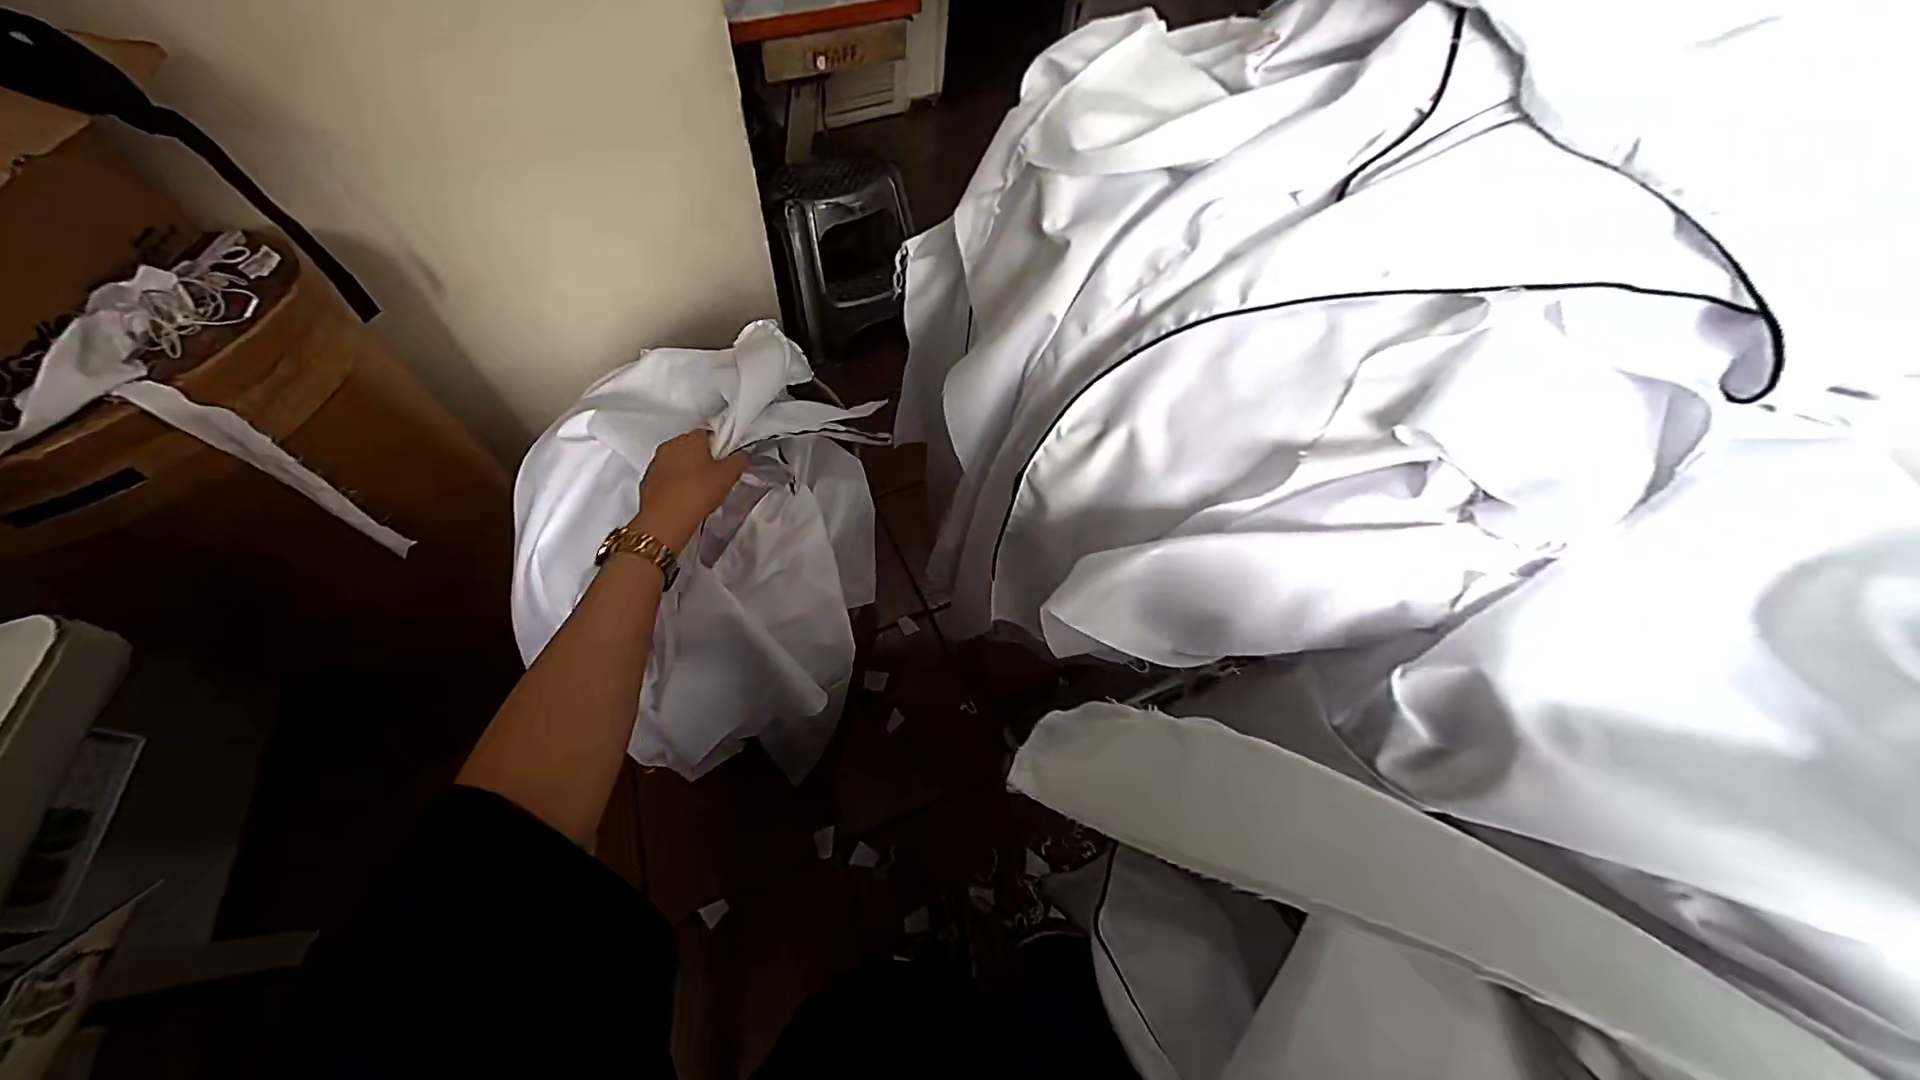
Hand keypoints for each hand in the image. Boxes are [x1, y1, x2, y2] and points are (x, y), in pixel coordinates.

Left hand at [631, 431, 749, 549]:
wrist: (666, 519)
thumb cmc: (699, 491)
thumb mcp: (729, 476)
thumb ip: (739, 461)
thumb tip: (743, 455)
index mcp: (691, 438)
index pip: (708, 434)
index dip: (719, 447)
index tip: (726, 462)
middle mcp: (670, 445)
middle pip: (690, 446)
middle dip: (702, 457)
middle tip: (715, 476)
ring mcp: (656, 462)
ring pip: (677, 461)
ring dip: (687, 470)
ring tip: (699, 489)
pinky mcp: (647, 480)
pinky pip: (666, 476)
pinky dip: (675, 482)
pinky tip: (684, 497)